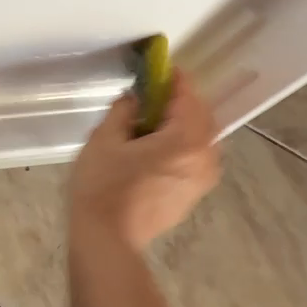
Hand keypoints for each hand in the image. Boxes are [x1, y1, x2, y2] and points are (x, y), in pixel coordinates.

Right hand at [69, 74, 221, 250]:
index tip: (161, 68)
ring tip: (153, 120)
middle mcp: (204, 158)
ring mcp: (202, 179)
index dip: (175, 80)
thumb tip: (135, 98)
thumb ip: (123, 111)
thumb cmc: (103, 185)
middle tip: (154, 92)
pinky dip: (182, 144)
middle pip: (201, 117)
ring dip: (183, 124)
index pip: (187, 98)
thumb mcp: (104, 139)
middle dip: (181, 101)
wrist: (108, 238)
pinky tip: (155, 147)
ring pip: (201, 139)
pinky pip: (195, 158)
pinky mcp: (193, 195)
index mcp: (185, 140)